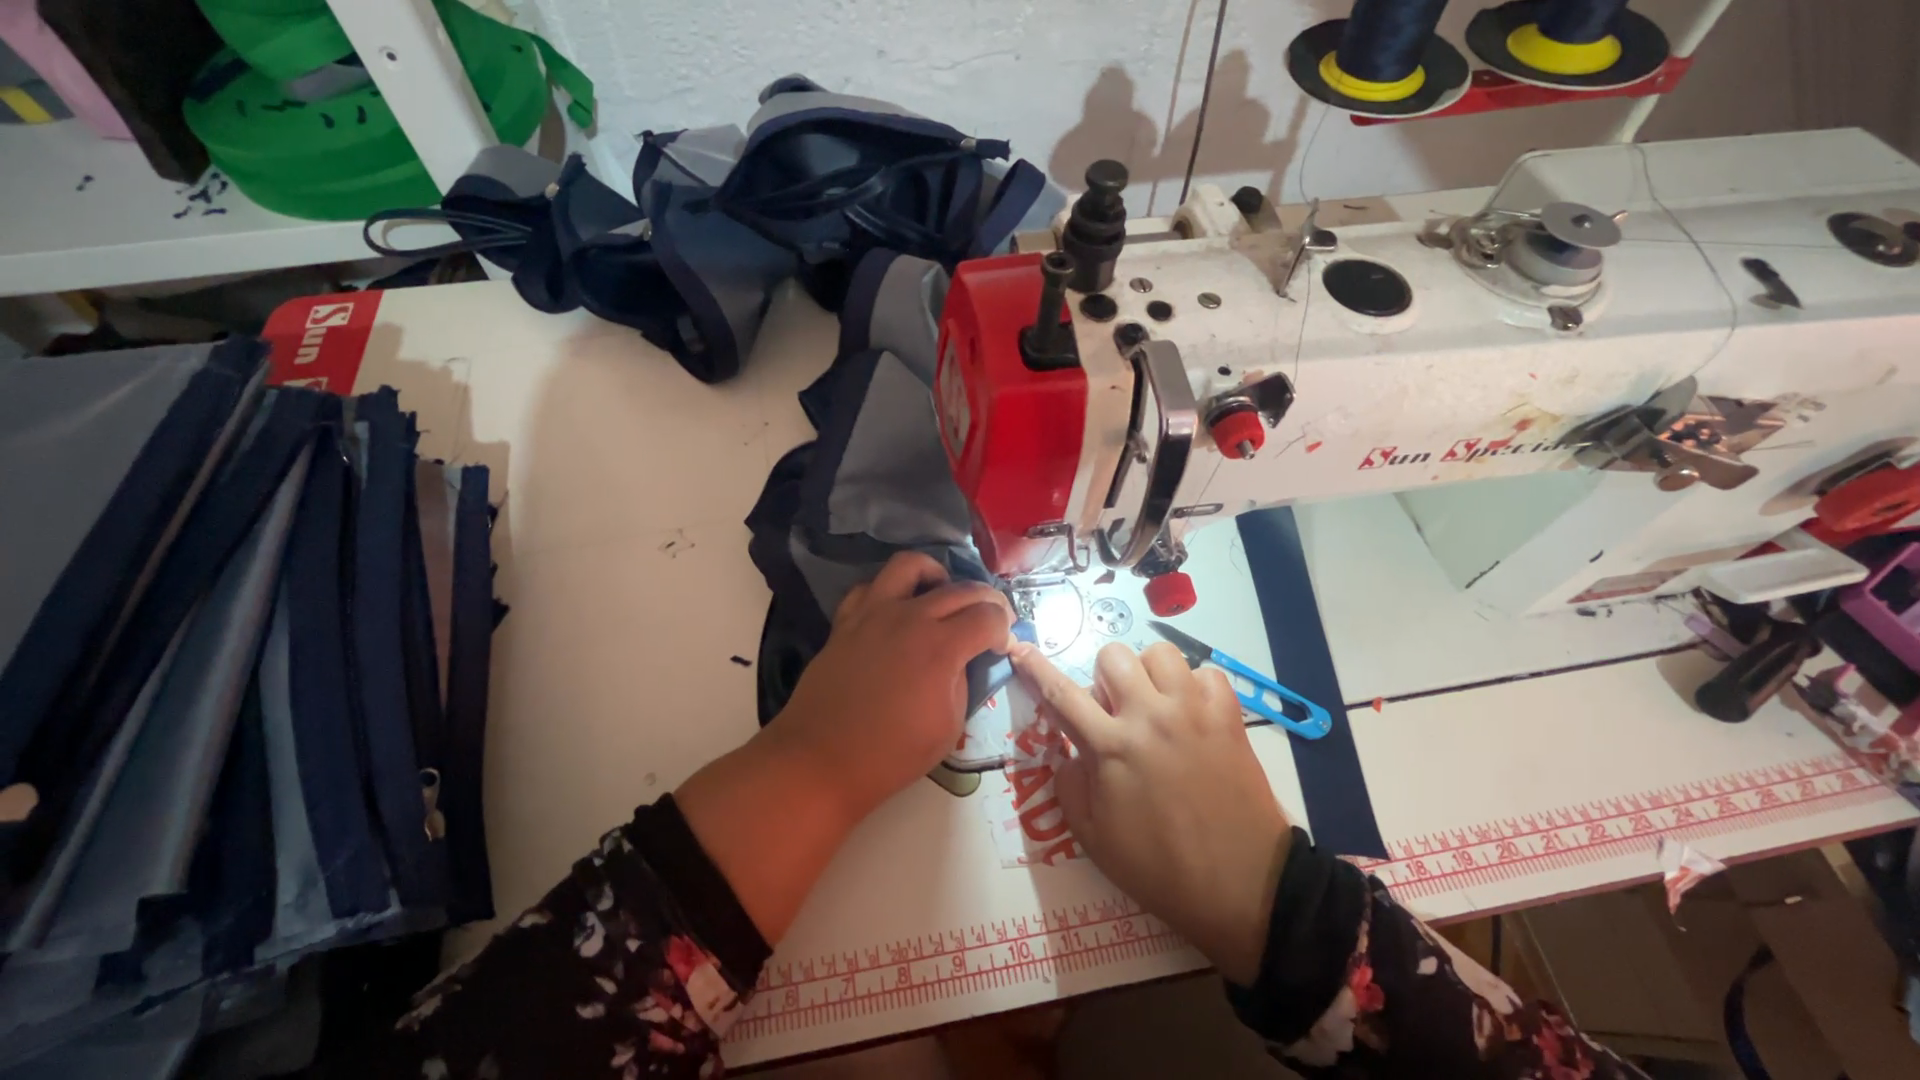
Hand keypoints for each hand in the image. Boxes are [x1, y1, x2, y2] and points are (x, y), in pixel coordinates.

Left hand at [678, 553, 1012, 941]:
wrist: (822, 759)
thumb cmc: (891, 754)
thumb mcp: (949, 726)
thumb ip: (963, 681)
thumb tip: (965, 659)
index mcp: (941, 647)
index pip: (989, 616)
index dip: (1004, 629)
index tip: (1002, 646)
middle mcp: (909, 617)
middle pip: (961, 588)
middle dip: (986, 601)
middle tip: (989, 622)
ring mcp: (873, 613)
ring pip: (910, 565)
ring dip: (936, 576)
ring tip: (942, 597)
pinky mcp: (846, 620)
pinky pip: (870, 587)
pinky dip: (890, 591)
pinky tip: (897, 612)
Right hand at [1010, 641, 1289, 985]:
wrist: (1240, 886)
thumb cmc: (1159, 868)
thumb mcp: (1093, 838)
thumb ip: (1070, 785)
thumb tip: (1071, 751)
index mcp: (1110, 748)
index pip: (1060, 694)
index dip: (1035, 667)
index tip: (1019, 647)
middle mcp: (1150, 717)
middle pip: (1113, 656)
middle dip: (1104, 678)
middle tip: (1114, 712)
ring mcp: (1193, 711)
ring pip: (1160, 653)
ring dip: (1148, 674)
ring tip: (1156, 706)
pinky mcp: (1230, 716)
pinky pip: (1206, 673)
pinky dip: (1194, 687)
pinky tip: (1193, 716)